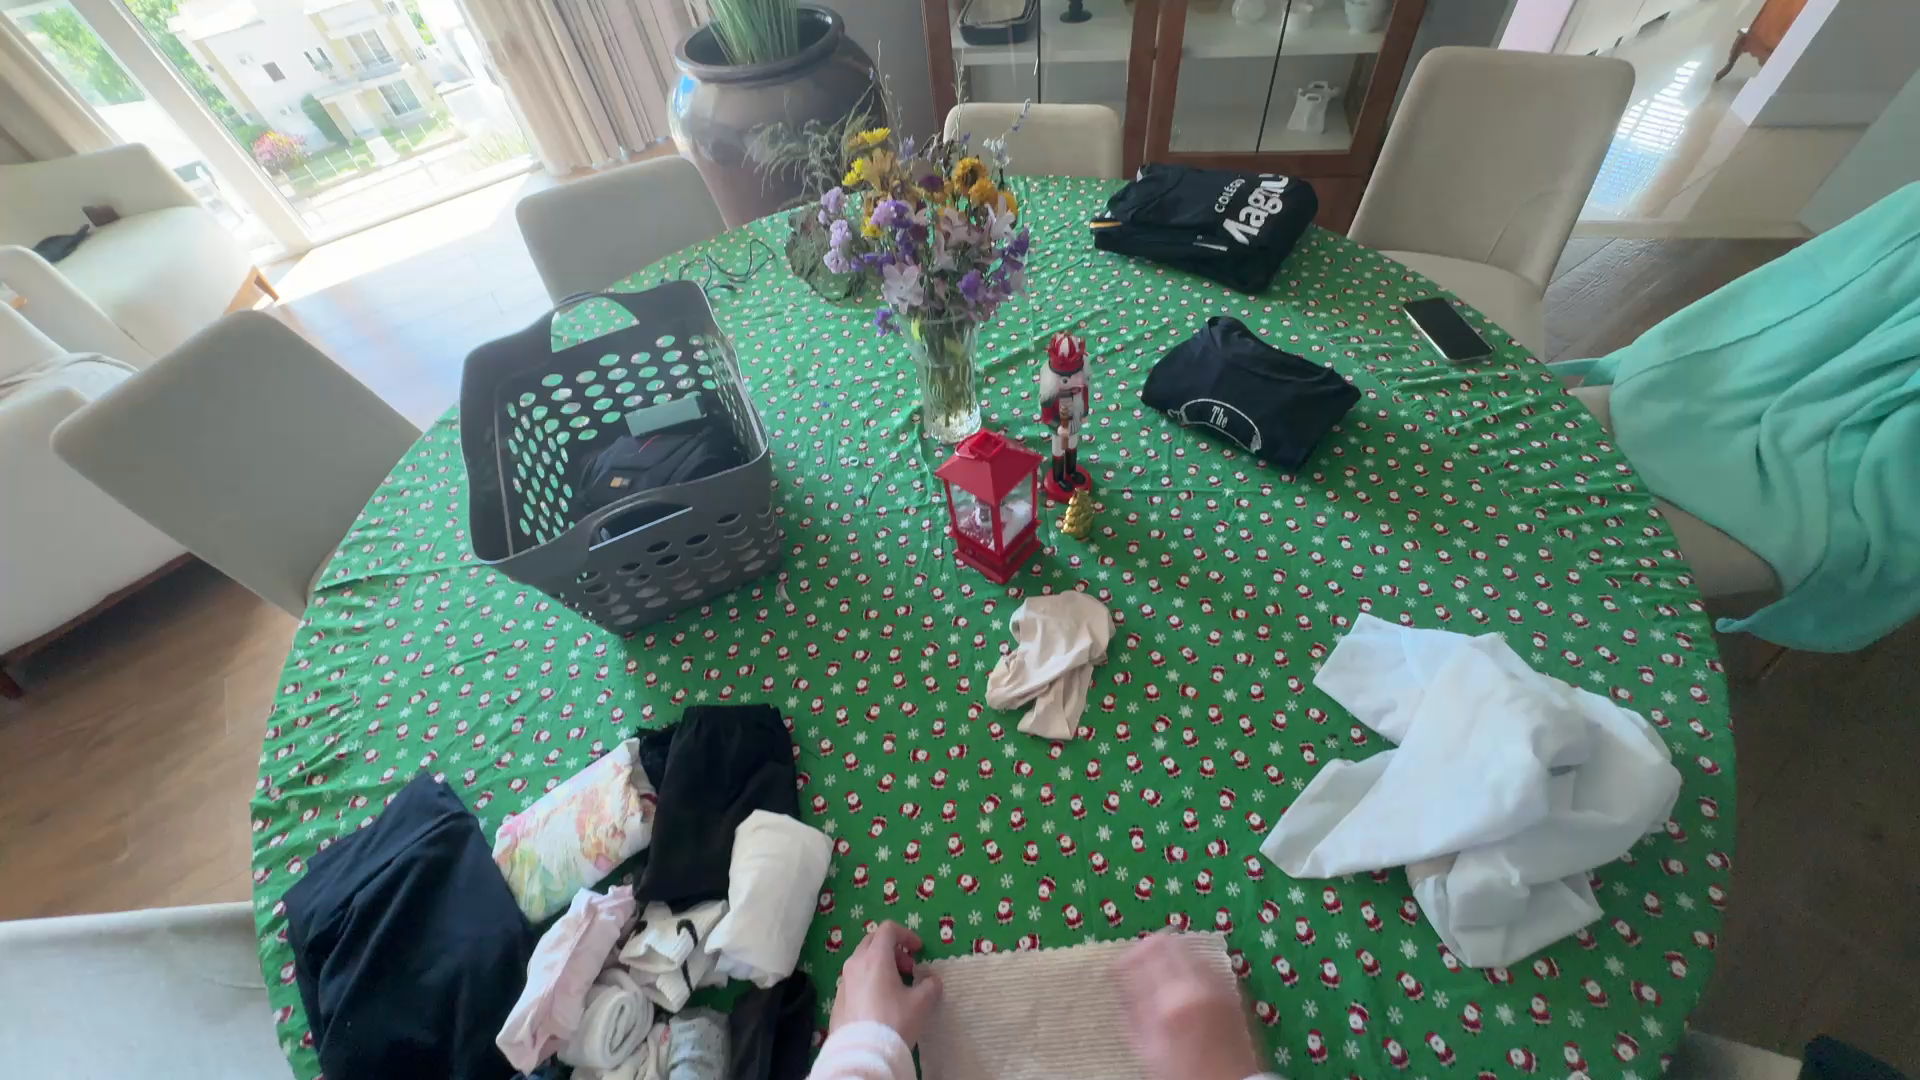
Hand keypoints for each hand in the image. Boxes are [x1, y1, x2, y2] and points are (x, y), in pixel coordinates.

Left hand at [828, 921, 943, 1045]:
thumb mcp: (921, 1003)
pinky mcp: (837, 1000)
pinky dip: (868, 982)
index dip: (906, 934)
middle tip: (907, 968)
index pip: (888, 929)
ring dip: (880, 966)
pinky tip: (878, 1004)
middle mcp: (855, 963)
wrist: (862, 1056)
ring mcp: (843, 982)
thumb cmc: (893, 1021)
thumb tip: (932, 981)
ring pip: (862, 961)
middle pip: (873, 941)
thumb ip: (930, 985)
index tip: (918, 950)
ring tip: (894, 988)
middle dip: (892, 949)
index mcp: (875, 957)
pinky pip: (854, 981)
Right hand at [1118, 932, 1263, 1079]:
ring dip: (1169, 951)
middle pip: (1166, 942)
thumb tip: (1119, 985)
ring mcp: (1215, 984)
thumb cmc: (1185, 1072)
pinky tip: (1183, 977)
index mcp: (1170, 1000)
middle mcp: (1194, 984)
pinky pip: (1204, 961)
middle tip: (1137, 958)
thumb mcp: (1149, 1051)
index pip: (1140, 958)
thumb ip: (1131, 1015)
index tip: (1116, 967)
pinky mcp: (1230, 989)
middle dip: (1146, 946)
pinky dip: (1189, 961)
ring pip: (1186, 947)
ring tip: (1159, 966)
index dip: (1124, 958)